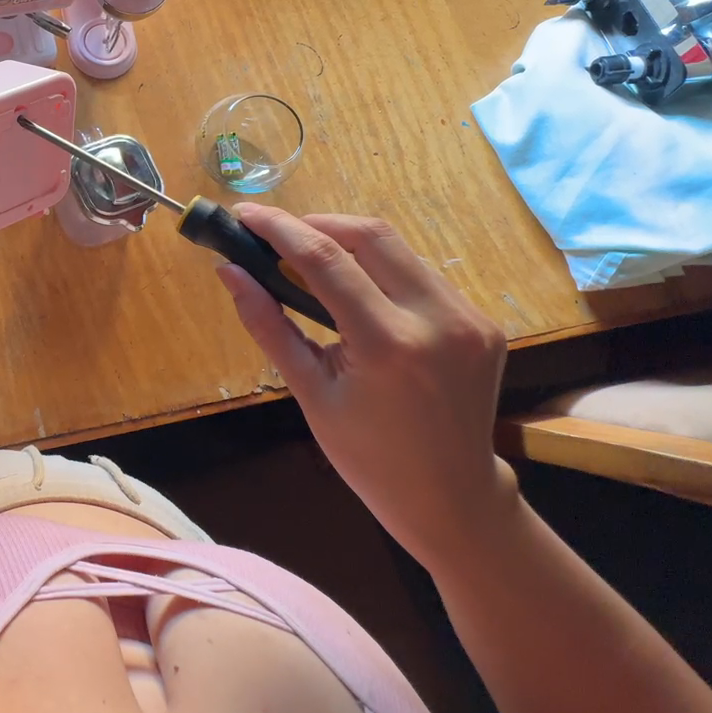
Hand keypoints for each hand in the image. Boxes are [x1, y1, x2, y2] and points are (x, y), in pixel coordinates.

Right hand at [217, 205, 516, 566]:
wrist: (453, 498)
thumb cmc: (366, 454)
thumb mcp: (308, 391)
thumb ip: (267, 324)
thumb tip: (229, 270)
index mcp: (388, 345)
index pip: (326, 260)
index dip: (279, 228)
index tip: (244, 214)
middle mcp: (438, 320)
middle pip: (371, 234)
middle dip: (316, 222)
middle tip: (275, 232)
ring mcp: (469, 319)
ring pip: (399, 248)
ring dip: (347, 241)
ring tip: (306, 258)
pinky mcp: (482, 323)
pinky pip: (420, 274)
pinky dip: (378, 268)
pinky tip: (353, 288)